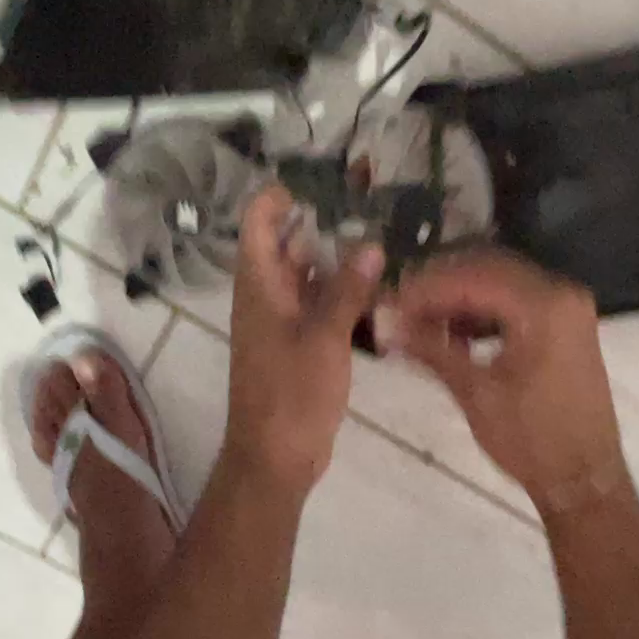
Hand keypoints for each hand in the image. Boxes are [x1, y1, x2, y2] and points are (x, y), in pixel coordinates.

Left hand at [222, 187, 383, 492]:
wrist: (276, 455)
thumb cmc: (291, 393)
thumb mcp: (323, 337)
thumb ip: (348, 290)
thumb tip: (370, 245)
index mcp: (260, 286)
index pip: (258, 223)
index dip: (280, 196)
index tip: (320, 182)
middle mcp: (267, 298)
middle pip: (286, 246)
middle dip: (320, 224)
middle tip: (367, 207)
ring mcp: (282, 323)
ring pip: (306, 279)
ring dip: (336, 261)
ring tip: (380, 241)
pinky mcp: (299, 347)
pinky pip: (318, 308)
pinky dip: (341, 295)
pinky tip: (375, 290)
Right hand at [387, 250, 628, 514]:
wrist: (584, 478)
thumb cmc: (531, 440)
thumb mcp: (476, 393)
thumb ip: (432, 349)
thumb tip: (387, 323)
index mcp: (544, 306)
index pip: (473, 277)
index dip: (426, 287)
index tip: (390, 302)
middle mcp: (561, 293)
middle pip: (488, 269)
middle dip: (440, 286)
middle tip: (400, 305)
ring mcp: (568, 308)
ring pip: (502, 283)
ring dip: (460, 296)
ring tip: (420, 319)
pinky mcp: (566, 325)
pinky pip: (518, 302)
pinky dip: (485, 310)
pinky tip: (453, 330)